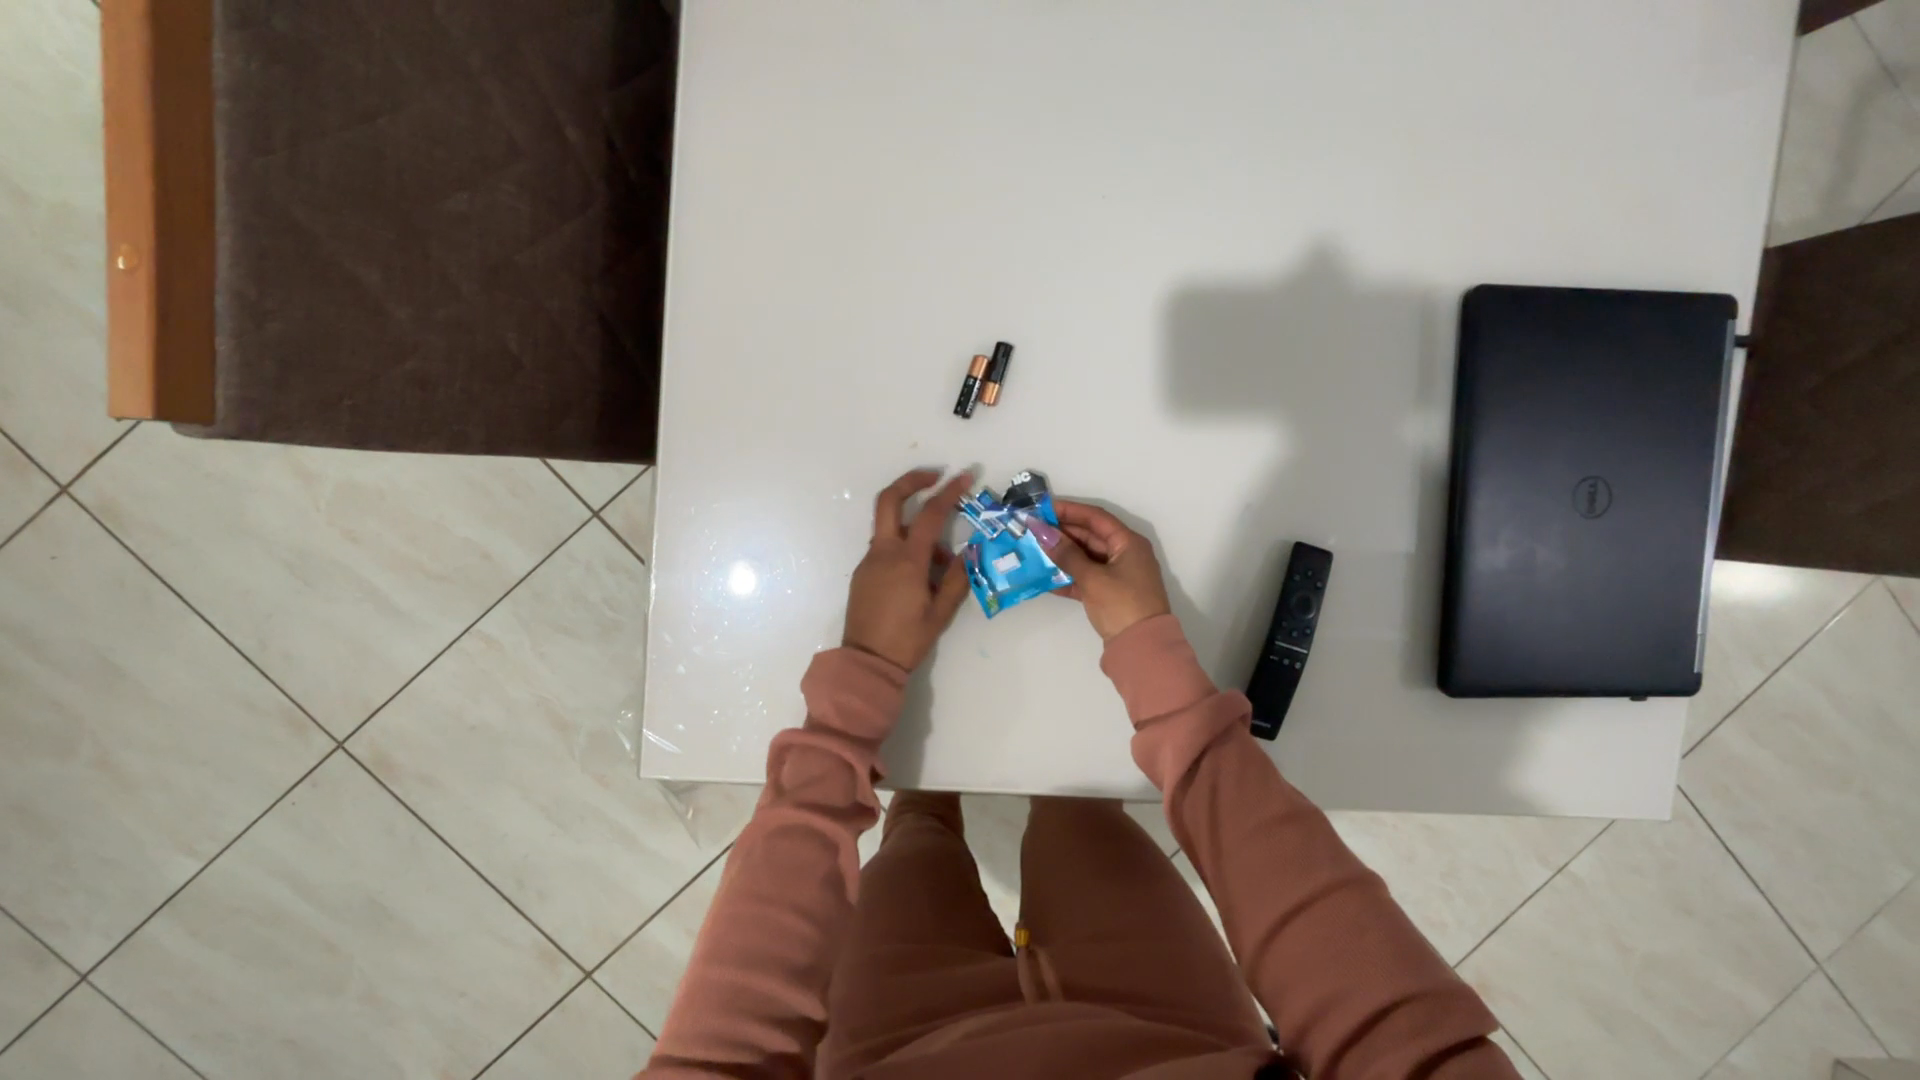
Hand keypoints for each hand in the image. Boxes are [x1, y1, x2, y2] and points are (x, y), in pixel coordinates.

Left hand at [841, 469, 974, 670]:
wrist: (866, 663)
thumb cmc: (907, 640)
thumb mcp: (941, 613)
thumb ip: (957, 579)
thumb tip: (969, 552)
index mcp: (907, 561)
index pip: (930, 514)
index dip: (949, 492)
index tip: (964, 477)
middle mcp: (883, 553)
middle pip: (890, 500)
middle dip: (911, 481)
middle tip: (935, 477)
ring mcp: (869, 561)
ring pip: (891, 528)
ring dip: (915, 527)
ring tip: (942, 563)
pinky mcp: (863, 572)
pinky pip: (886, 548)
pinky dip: (905, 547)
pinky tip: (922, 575)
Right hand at [1040, 500, 1172, 640]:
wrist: (1142, 648)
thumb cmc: (1121, 605)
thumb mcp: (1092, 578)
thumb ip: (1067, 554)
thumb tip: (1043, 533)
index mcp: (1128, 543)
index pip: (1095, 517)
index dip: (1068, 510)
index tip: (1042, 508)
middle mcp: (1125, 554)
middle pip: (1089, 536)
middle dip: (1061, 533)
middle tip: (1032, 529)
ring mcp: (1118, 574)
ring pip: (1085, 557)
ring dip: (1061, 554)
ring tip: (1033, 550)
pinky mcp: (1109, 593)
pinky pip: (1085, 577)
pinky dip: (1067, 577)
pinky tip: (1044, 578)